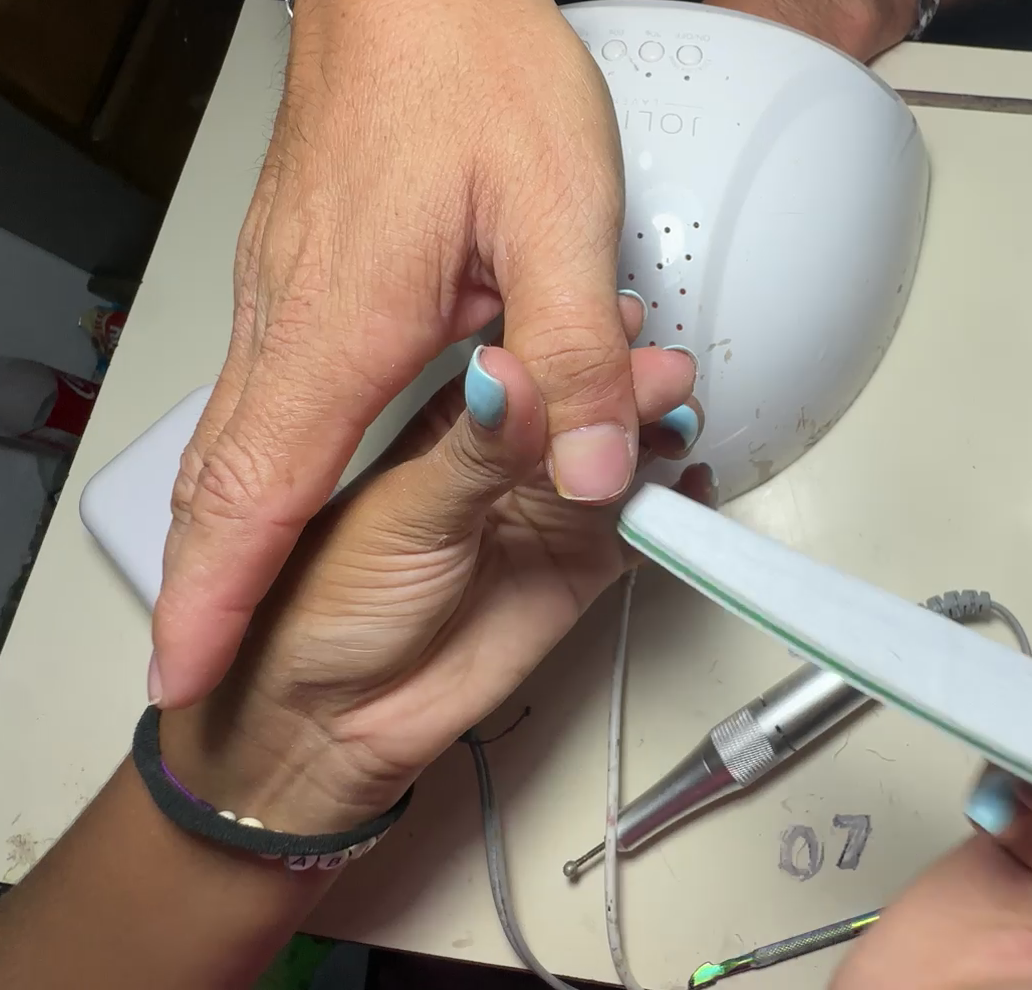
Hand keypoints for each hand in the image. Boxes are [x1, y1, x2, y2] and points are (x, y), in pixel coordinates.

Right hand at [154, 0, 637, 710]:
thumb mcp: (560, 221)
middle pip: (237, 474)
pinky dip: (285, 451)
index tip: (181, 674)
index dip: (214, 593)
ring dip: (246, 522)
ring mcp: (294, 287)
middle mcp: (295, 314)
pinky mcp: (319, 264)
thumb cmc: (479, 72)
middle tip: (202, 661)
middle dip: (215, 577)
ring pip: (260, 430)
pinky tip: (316, 474)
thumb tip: (595, 472)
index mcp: (345, 322)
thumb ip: (576, 357)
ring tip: (242, 600)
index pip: (257, 491)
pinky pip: (289, 383)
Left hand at [159, 320, 705, 832]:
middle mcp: (525, 454)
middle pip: (596, 404)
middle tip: (667, 379)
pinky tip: (696, 488)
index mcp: (469, 419)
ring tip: (682, 427)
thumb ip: (477, 450)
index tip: (618, 318)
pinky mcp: (590, 558)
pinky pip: (648, 524)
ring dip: (662, 435)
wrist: (344, 715)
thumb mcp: (408, 512)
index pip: (538, 360)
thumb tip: (513, 371)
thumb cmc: (335, 599)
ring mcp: (562, 504)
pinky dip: (678, 505)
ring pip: (630, 455)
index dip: (579, 336)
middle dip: (635, 385)